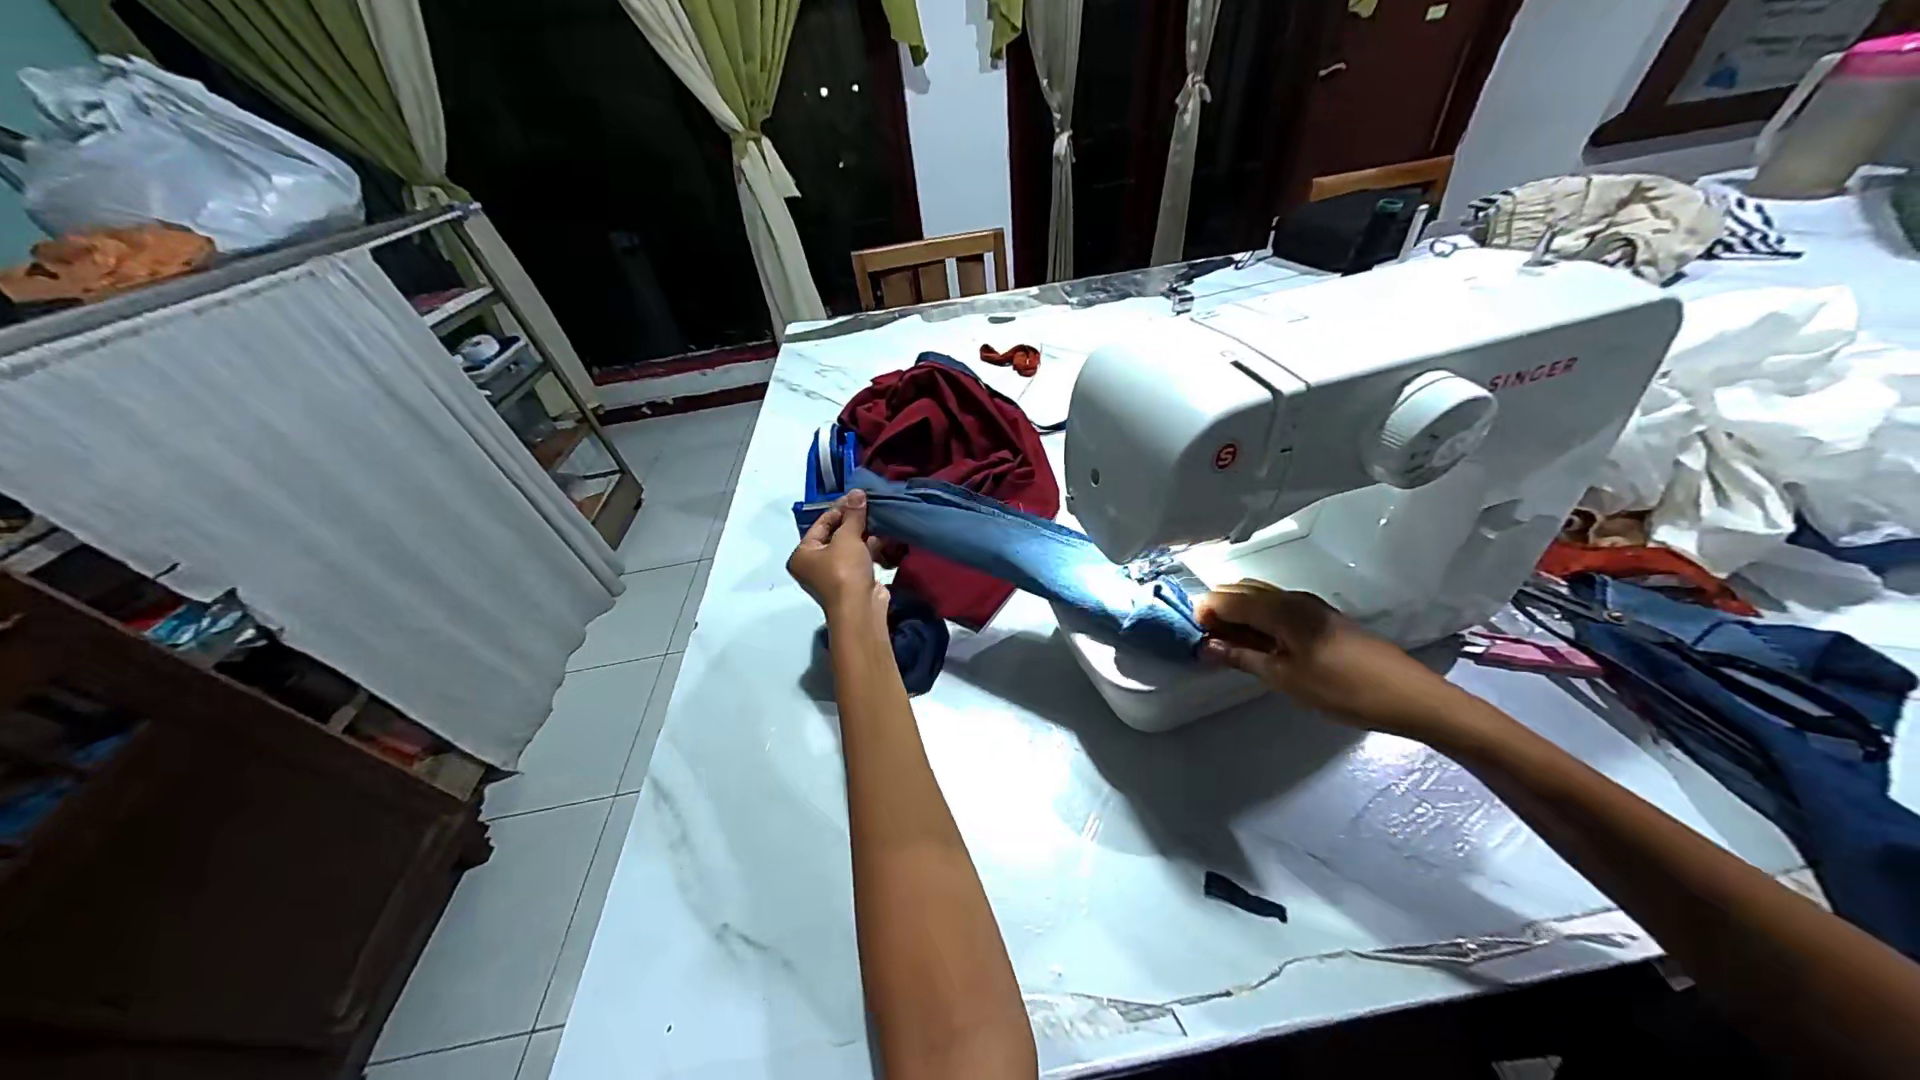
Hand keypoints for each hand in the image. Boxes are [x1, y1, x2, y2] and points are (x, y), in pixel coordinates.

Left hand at [788, 490, 888, 621]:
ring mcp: (833, 575)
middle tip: (871, 506)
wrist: (860, 609)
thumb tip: (858, 492)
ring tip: (880, 518)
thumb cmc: (844, 571)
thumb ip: (853, 515)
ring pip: (849, 548)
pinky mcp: (851, 582)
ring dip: (864, 535)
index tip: (858, 496)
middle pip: (835, 535)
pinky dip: (870, 549)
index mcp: (802, 554)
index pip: (821, 524)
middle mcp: (813, 565)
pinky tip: (885, 537)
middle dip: (854, 522)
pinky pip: (859, 560)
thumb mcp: (847, 538)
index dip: (840, 508)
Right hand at [1196, 580, 1465, 737]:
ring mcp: (1310, 606)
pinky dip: (1259, 620)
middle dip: (1217, 611)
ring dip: (1238, 615)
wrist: (1409, 697)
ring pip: (1259, 598)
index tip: (1192, 636)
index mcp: (1280, 608)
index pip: (1226, 598)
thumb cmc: (1342, 689)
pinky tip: (1260, 644)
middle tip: (1208, 642)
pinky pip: (1277, 607)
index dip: (1203, 613)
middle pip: (1241, 591)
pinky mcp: (1322, 618)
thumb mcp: (1285, 678)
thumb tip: (1205, 646)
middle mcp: (1292, 598)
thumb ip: (1242, 657)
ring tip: (1230, 645)